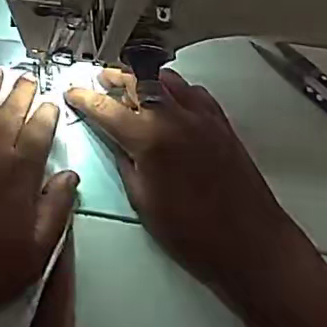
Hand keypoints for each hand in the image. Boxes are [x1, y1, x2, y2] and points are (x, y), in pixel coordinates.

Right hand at [65, 68, 319, 291]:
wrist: (252, 248)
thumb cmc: (195, 234)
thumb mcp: (142, 200)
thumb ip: (125, 161)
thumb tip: (116, 142)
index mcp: (148, 137)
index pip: (105, 106)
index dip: (84, 98)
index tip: (74, 95)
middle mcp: (174, 118)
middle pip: (137, 80)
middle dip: (114, 78)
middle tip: (101, 83)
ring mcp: (201, 118)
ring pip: (166, 79)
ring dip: (144, 79)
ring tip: (133, 87)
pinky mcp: (221, 125)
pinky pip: (194, 93)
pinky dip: (176, 90)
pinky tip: (172, 102)